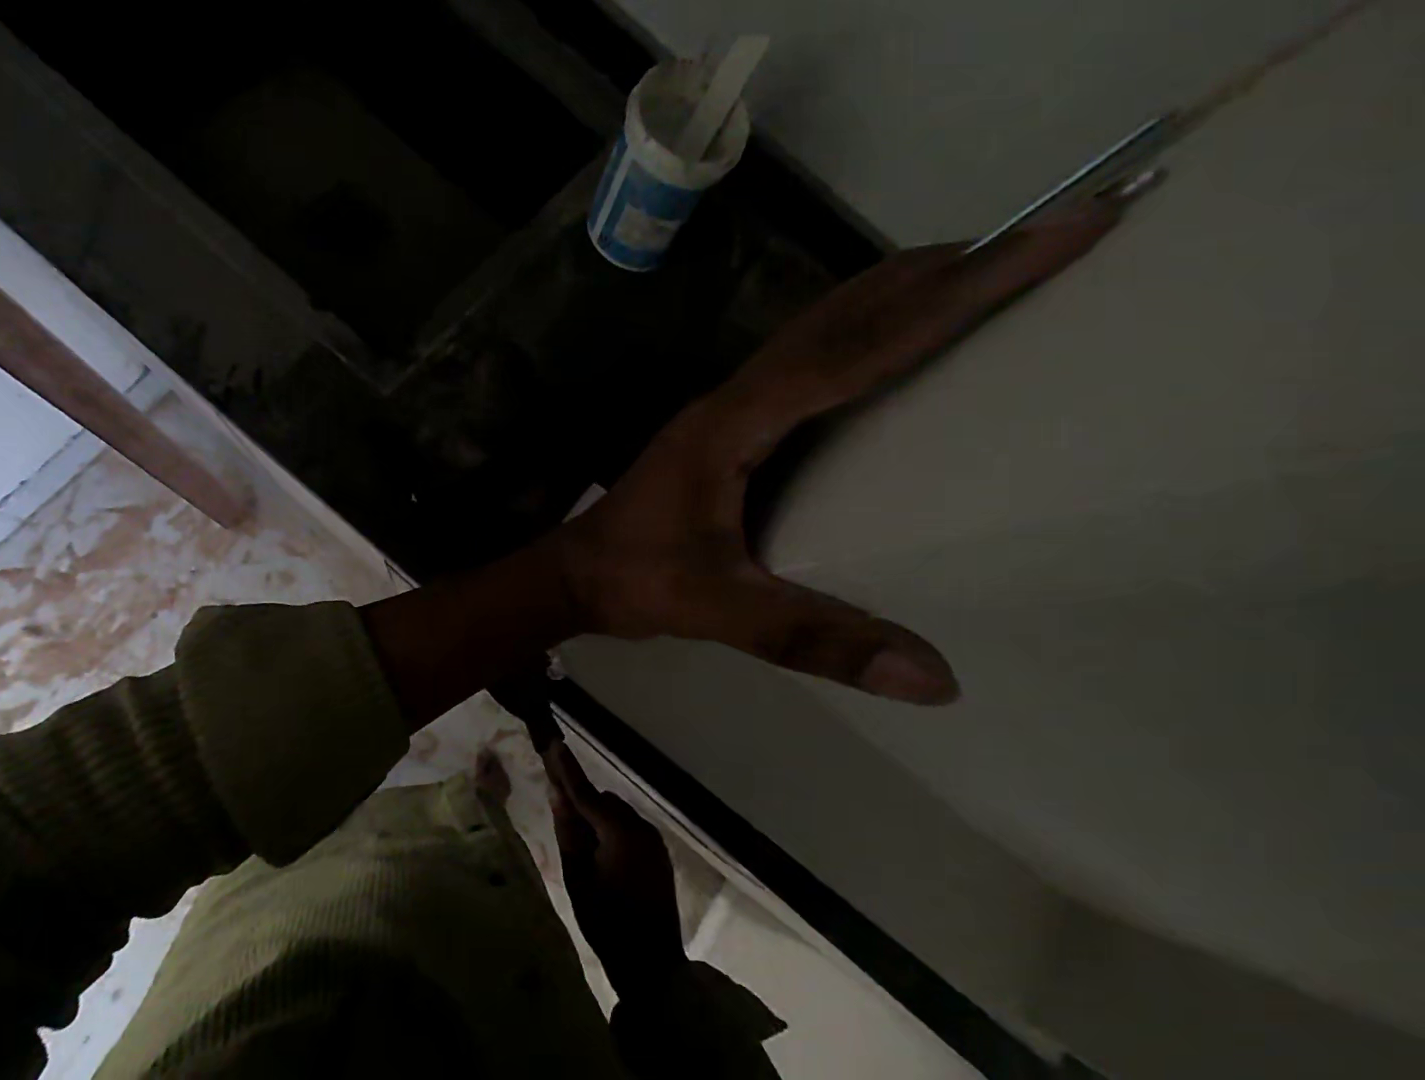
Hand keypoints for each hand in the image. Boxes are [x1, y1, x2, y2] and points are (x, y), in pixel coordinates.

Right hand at [544, 740, 685, 999]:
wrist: (651, 963)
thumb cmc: (606, 922)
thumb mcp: (577, 877)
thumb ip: (568, 831)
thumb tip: (558, 795)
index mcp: (619, 832)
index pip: (585, 793)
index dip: (567, 769)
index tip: (554, 742)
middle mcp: (641, 828)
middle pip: (603, 802)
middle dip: (583, 805)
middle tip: (562, 822)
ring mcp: (654, 841)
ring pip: (617, 815)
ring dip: (599, 820)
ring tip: (583, 850)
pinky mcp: (659, 854)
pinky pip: (630, 830)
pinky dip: (613, 832)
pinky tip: (603, 857)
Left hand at [548, 207, 1124, 703]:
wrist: (572, 575)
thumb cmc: (633, 582)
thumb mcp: (718, 610)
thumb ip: (813, 640)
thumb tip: (935, 679)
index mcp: (735, 424)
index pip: (857, 346)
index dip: (956, 291)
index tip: (1051, 233)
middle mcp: (733, 399)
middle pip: (843, 316)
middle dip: (941, 273)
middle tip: (1036, 237)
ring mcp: (726, 409)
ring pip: (819, 329)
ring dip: (896, 295)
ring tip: (979, 272)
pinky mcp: (726, 428)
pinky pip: (804, 363)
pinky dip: (859, 336)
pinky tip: (890, 349)